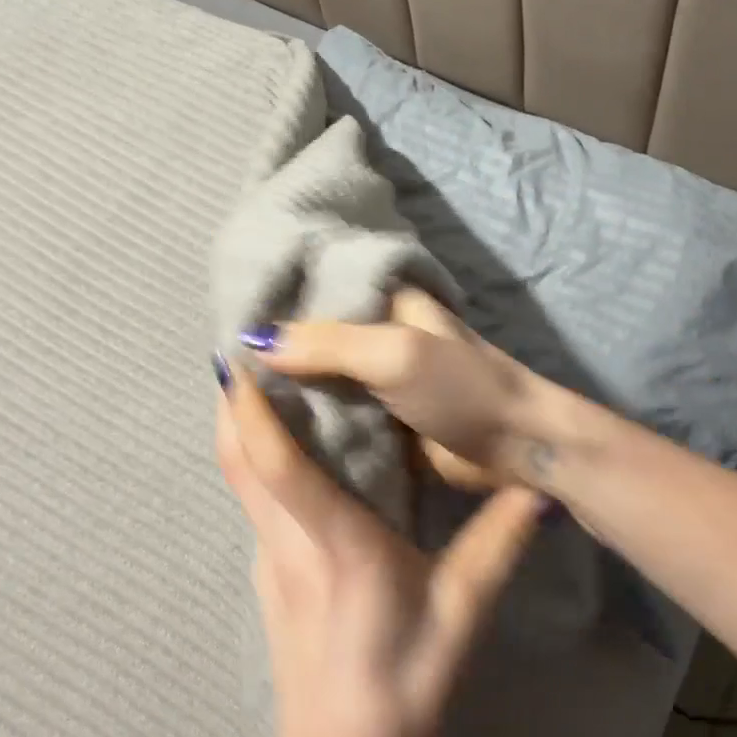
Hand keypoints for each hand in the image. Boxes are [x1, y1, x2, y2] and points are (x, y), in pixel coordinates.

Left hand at [215, 363, 543, 736]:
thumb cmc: (402, 682)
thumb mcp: (460, 614)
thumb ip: (496, 545)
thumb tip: (537, 488)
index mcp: (333, 546)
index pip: (277, 466)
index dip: (253, 409)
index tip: (244, 355)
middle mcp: (285, 544)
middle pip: (239, 460)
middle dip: (234, 398)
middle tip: (249, 341)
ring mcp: (267, 559)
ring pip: (239, 478)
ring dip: (240, 423)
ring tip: (263, 374)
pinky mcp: (267, 572)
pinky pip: (252, 497)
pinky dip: (255, 455)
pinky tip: (287, 442)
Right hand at [241, 289, 571, 487]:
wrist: (518, 450)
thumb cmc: (464, 390)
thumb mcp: (396, 355)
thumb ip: (328, 345)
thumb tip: (253, 340)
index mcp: (388, 299)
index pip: (319, 286)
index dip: (277, 297)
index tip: (225, 309)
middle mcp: (380, 331)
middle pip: (315, 334)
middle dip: (275, 347)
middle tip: (218, 361)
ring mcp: (379, 378)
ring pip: (320, 377)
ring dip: (286, 387)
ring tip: (228, 393)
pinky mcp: (380, 420)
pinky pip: (332, 414)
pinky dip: (305, 420)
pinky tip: (265, 427)